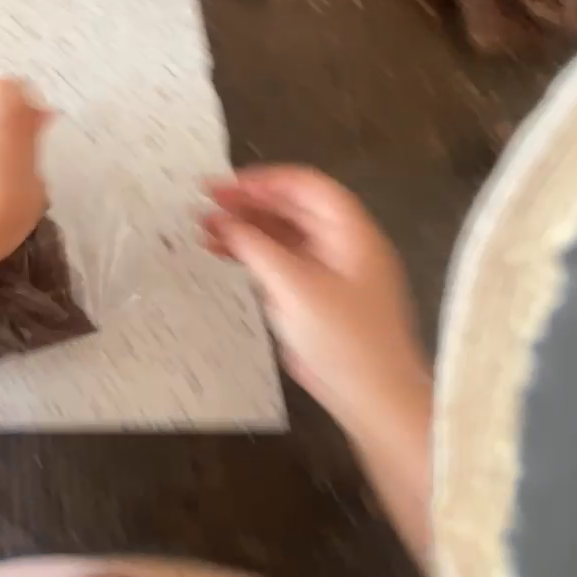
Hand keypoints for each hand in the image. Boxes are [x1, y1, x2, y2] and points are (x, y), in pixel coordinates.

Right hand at [202, 166, 430, 441]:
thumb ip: (253, 246)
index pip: (307, 186)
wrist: (372, 397)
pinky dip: (248, 250)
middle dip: (247, 201)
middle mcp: (340, 245)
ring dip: (243, 226)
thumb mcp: (293, 285)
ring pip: (280, 232)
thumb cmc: (341, 336)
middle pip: (291, 207)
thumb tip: (219, 219)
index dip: (265, 180)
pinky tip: (220, 251)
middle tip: (205, 201)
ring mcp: (327, 269)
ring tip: (203, 227)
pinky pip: (277, 257)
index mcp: (351, 234)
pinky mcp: (312, 292)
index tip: (224, 186)